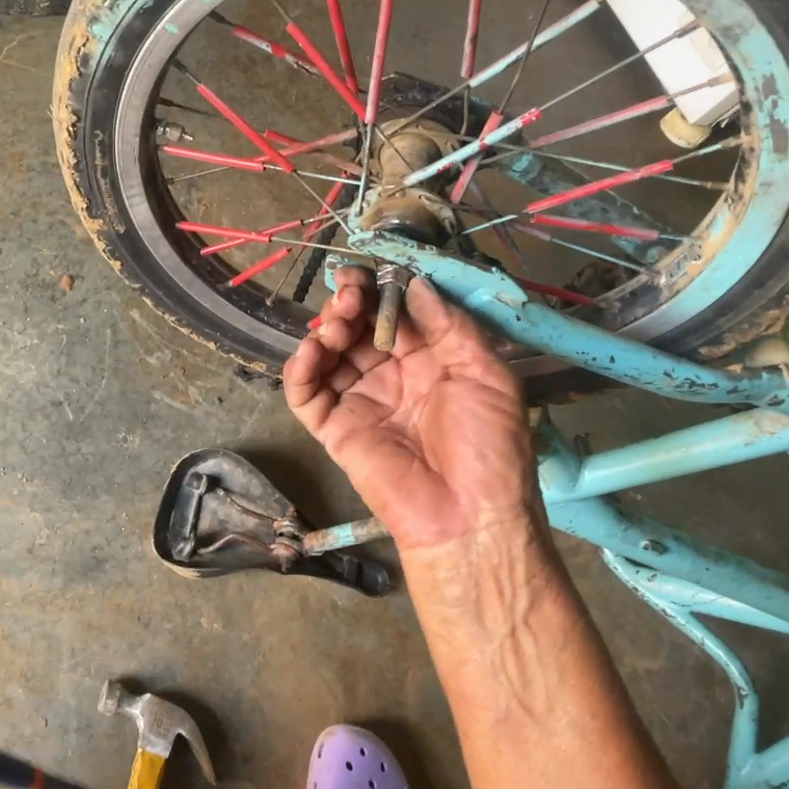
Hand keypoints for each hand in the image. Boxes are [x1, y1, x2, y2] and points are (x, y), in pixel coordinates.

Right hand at [284, 267, 539, 551]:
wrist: (470, 517)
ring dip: (325, 330)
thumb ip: (449, 325)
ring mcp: (360, 402)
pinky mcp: (334, 428)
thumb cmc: (489, 446)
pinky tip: (310, 352)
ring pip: (328, 353)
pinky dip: (299, 369)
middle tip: (349, 294)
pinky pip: (306, 393)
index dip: (380, 290)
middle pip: (356, 329)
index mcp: (430, 361)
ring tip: (336, 327)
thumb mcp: (486, 374)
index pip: (394, 314)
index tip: (368, 272)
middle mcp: (391, 376)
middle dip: (349, 304)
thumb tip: (414, 281)